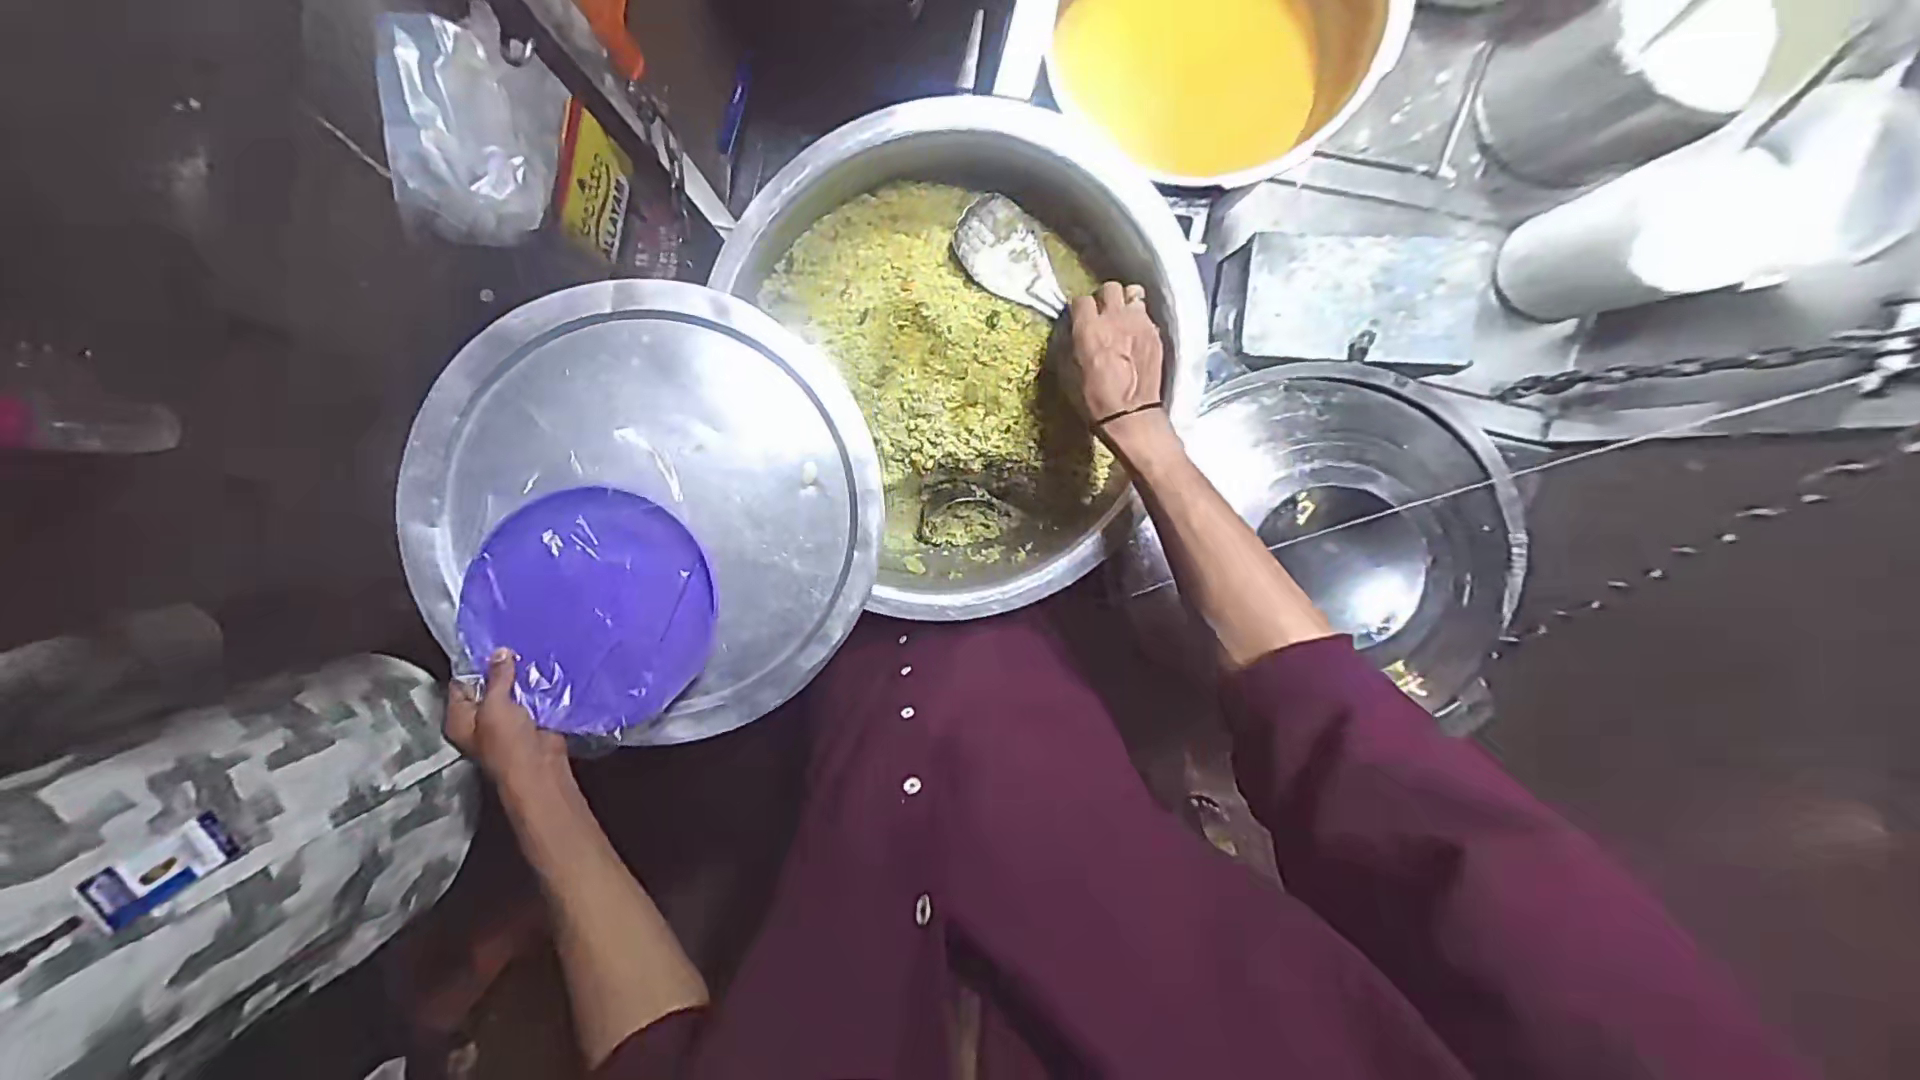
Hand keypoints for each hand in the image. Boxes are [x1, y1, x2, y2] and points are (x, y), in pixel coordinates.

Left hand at [446, 648, 569, 798]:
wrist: (538, 765)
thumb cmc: (507, 741)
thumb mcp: (496, 706)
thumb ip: (498, 678)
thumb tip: (501, 652)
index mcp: (460, 718)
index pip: (462, 685)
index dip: (475, 666)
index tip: (492, 643)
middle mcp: (479, 719)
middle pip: (488, 687)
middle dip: (502, 669)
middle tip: (516, 645)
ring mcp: (505, 721)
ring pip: (511, 692)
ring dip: (521, 678)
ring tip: (532, 654)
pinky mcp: (529, 721)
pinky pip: (531, 699)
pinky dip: (537, 688)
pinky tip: (545, 672)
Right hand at [1065, 281, 1163, 427]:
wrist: (1131, 415)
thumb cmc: (1095, 401)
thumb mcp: (1070, 375)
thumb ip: (1072, 346)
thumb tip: (1073, 334)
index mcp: (1089, 330)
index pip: (1081, 300)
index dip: (1079, 308)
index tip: (1080, 318)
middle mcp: (1115, 319)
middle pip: (1110, 288)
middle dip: (1105, 298)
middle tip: (1103, 314)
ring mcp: (1139, 323)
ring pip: (1133, 294)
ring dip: (1126, 303)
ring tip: (1123, 319)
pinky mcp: (1156, 333)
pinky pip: (1147, 315)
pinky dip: (1140, 320)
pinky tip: (1136, 336)